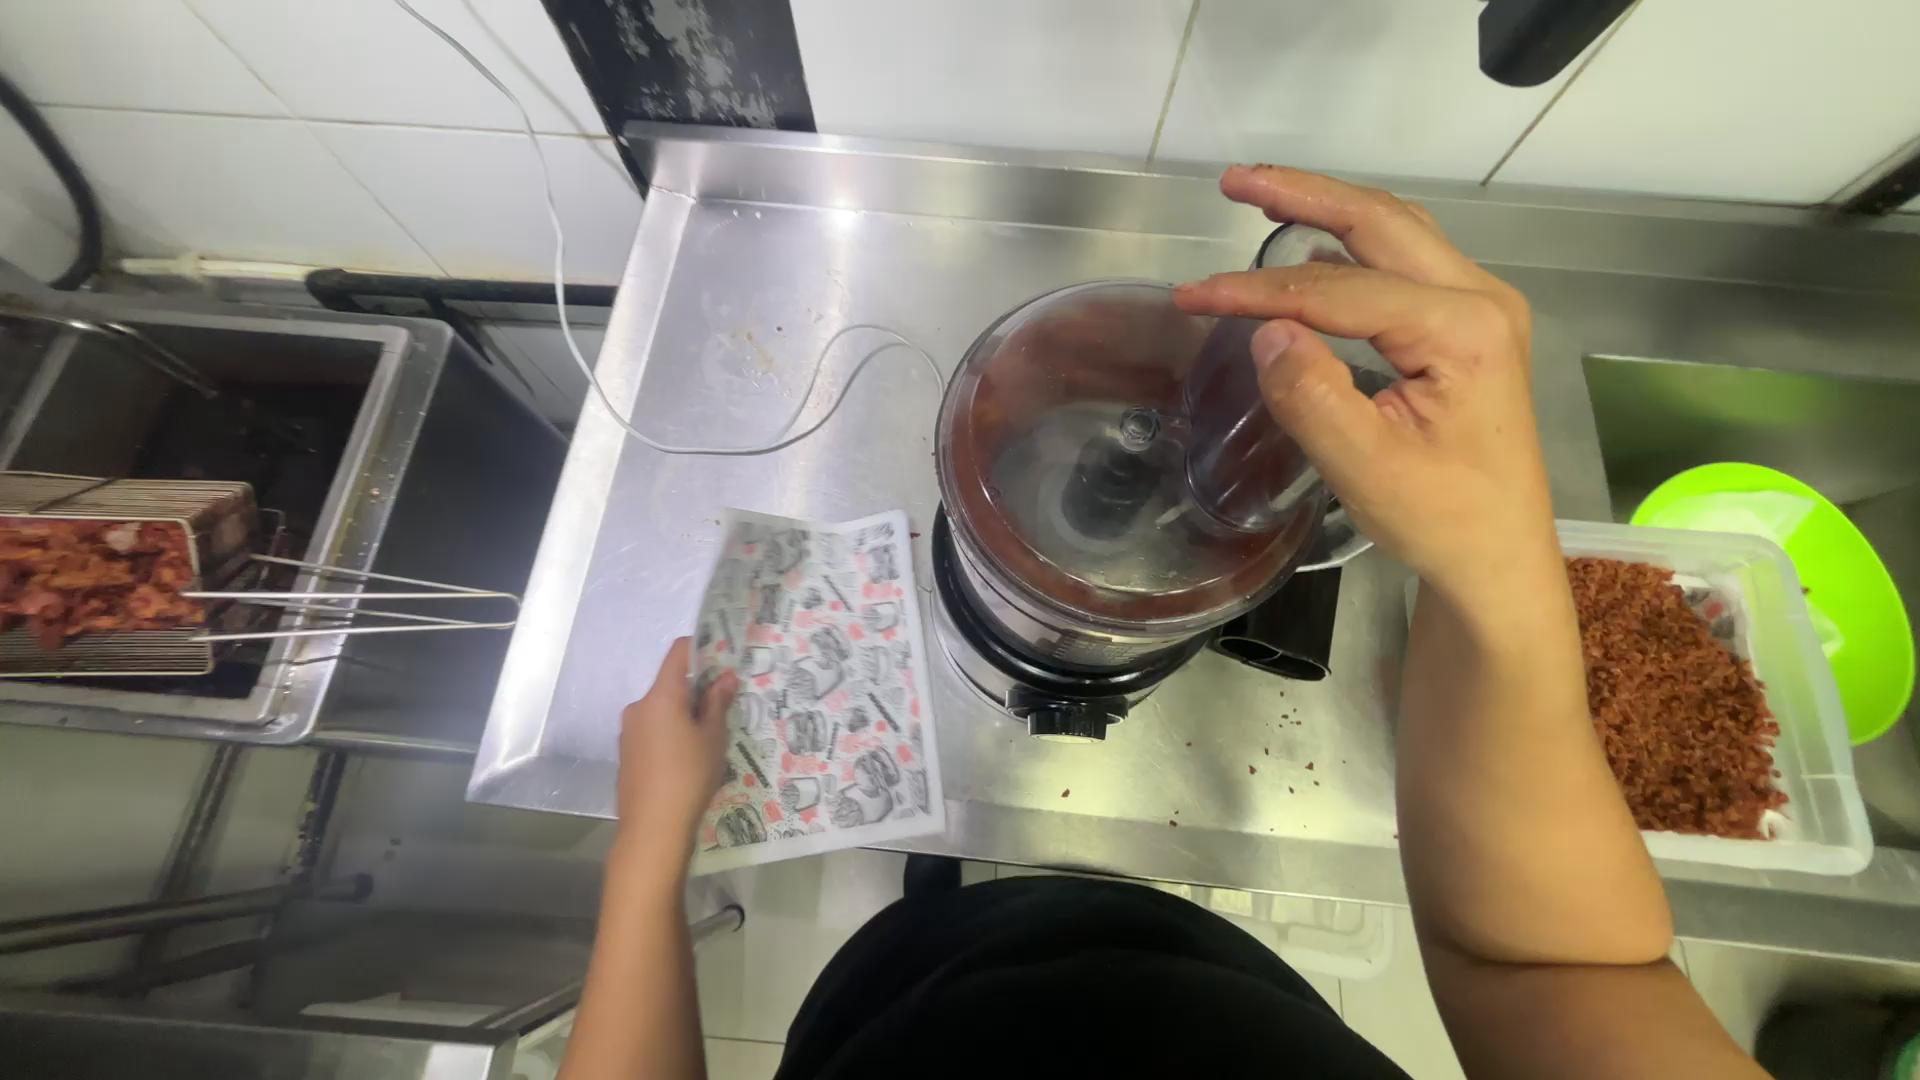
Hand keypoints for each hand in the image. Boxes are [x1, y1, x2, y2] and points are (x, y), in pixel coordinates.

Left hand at [615, 637, 737, 866]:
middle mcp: (639, 707)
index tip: (724, 659)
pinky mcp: (627, 753)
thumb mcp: (713, 737)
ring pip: (662, 709)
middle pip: (671, 684)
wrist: (653, 829)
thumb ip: (717, 703)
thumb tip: (725, 678)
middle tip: (725, 706)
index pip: (678, 653)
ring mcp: (629, 731)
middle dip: (697, 689)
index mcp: (660, 697)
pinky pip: (653, 729)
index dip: (701, 649)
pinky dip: (672, 732)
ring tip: (709, 737)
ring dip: (684, 713)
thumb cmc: (689, 775)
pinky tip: (688, 757)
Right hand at [1173, 165, 1556, 612]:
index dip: (1257, 290)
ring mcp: (1475, 308)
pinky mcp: (1462, 328)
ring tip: (1262, 197)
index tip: (1190, 296)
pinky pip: (1399, 263)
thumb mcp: (1367, 469)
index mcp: (1460, 329)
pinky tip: (1314, 244)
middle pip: (1379, 223)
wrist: (1496, 556)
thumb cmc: (1439, 519)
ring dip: (1326, 208)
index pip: (1338, 289)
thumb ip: (1314, 397)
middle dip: (1302, 195)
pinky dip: (1347, 243)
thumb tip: (1264, 331)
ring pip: (1394, 234)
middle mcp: (1477, 298)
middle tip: (1234, 181)